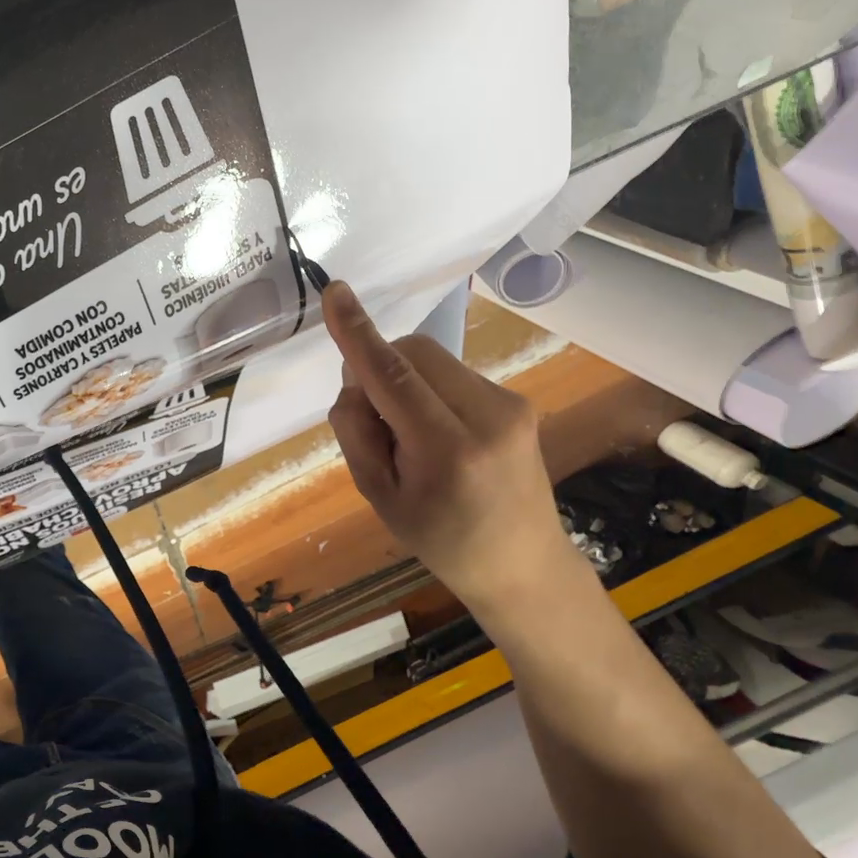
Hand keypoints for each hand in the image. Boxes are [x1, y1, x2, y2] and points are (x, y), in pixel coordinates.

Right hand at [321, 282, 583, 607]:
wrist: (523, 565)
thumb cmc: (439, 539)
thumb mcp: (378, 494)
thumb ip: (356, 430)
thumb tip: (356, 380)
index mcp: (448, 450)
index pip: (392, 375)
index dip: (358, 333)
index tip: (335, 292)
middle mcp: (488, 416)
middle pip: (412, 352)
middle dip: (377, 368)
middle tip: (370, 419)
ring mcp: (509, 404)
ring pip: (428, 358)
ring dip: (400, 379)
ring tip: (406, 433)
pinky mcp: (514, 399)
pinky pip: (447, 372)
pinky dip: (423, 388)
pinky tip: (432, 431)